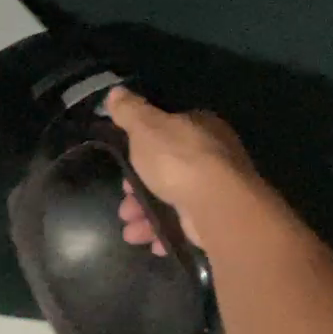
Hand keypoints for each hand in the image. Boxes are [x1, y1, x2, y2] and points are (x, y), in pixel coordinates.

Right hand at [105, 87, 255, 255]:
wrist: (214, 202)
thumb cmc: (179, 159)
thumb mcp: (147, 129)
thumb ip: (131, 112)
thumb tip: (116, 91)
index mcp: (201, 125)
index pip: (168, 133)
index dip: (142, 151)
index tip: (123, 169)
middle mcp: (213, 151)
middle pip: (168, 169)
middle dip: (140, 190)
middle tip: (124, 206)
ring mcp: (216, 183)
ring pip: (173, 198)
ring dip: (147, 215)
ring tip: (131, 231)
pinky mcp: (215, 213)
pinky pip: (184, 222)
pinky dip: (166, 231)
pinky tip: (152, 242)